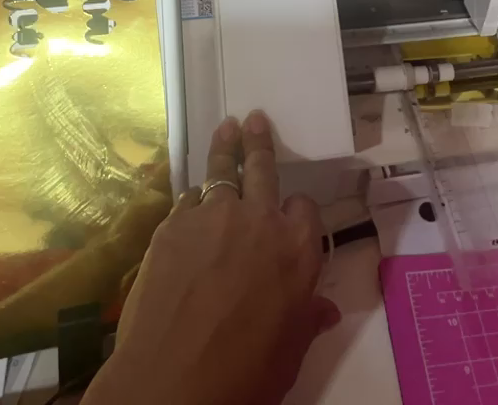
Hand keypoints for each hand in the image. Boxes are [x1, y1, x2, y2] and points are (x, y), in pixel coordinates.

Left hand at [84, 112, 339, 404]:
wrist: (171, 382)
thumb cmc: (244, 373)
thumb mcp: (289, 352)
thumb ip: (306, 320)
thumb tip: (326, 311)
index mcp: (297, 247)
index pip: (305, 207)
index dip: (297, 210)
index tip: (292, 213)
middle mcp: (259, 219)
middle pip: (262, 168)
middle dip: (260, 141)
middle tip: (255, 119)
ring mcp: (212, 216)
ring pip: (220, 171)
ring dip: (225, 148)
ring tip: (226, 128)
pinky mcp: (172, 226)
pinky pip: (187, 200)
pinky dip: (193, 199)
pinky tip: (192, 200)